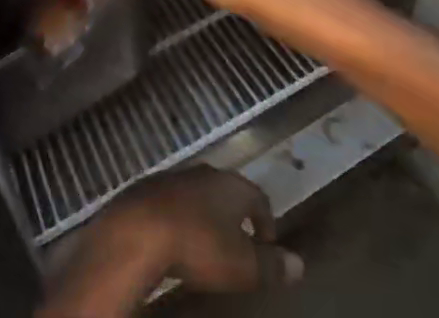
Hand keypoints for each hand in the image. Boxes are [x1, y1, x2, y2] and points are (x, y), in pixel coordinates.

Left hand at [39, 168, 301, 317]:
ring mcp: (173, 177)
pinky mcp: (147, 188)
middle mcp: (204, 173)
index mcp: (232, 185)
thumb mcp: (243, 264)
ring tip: (207, 241)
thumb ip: (272, 265)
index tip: (268, 245)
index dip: (266, 221)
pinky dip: (179, 216)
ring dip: (205, 213)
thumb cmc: (199, 244)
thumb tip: (299, 264)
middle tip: (239, 242)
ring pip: (198, 193)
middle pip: (227, 191)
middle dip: (235, 214)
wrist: (138, 230)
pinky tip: (176, 236)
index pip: (259, 197)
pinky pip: (172, 201)